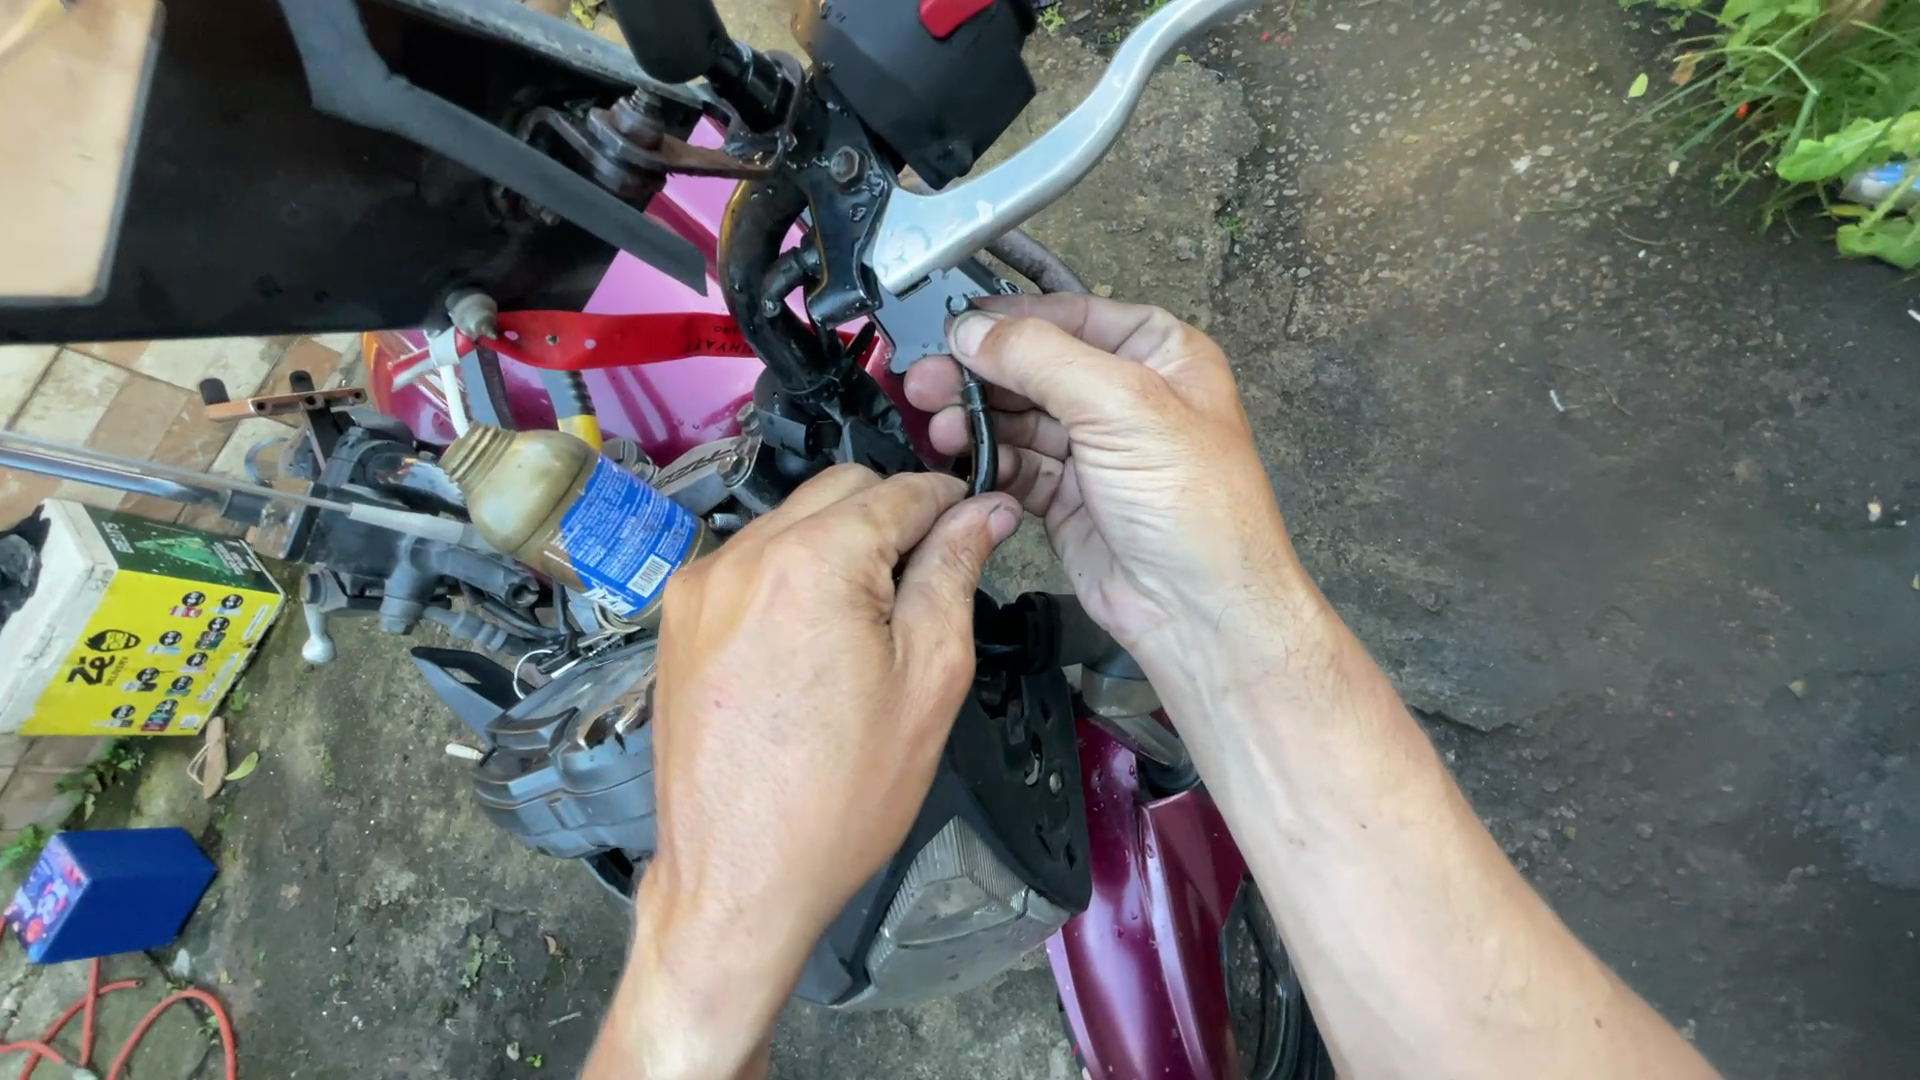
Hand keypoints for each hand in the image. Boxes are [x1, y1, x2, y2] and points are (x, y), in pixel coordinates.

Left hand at [587, 465, 1018, 1079]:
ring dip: (842, 540)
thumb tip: (986, 509)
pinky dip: (795, 567)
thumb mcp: (929, 677)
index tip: (977, 515)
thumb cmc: (848, 789)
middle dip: (894, 512)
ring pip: (793, 518)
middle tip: (928, 572)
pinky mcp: (677, 614)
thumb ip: (954, 572)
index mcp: (813, 560)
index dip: (947, 498)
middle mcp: (744, 551)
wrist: (737, 879)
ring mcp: (700, 581)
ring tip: (870, 610)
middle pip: (840, 489)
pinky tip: (813, 627)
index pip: (897, 491)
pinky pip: (752, 557)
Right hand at [903, 293, 1306, 658]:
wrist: (1193, 607)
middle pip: (1036, 369)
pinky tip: (967, 463)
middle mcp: (1126, 398)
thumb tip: (975, 330)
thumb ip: (1041, 358)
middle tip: (930, 382)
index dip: (1013, 321)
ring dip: (978, 422)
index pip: (1073, 316)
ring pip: (1020, 420)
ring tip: (943, 427)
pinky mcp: (1068, 497)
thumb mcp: (1121, 406)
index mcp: (1159, 356)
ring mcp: (1095, 450)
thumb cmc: (1195, 506)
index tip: (959, 328)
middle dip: (982, 375)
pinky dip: (992, 463)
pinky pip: (1018, 467)